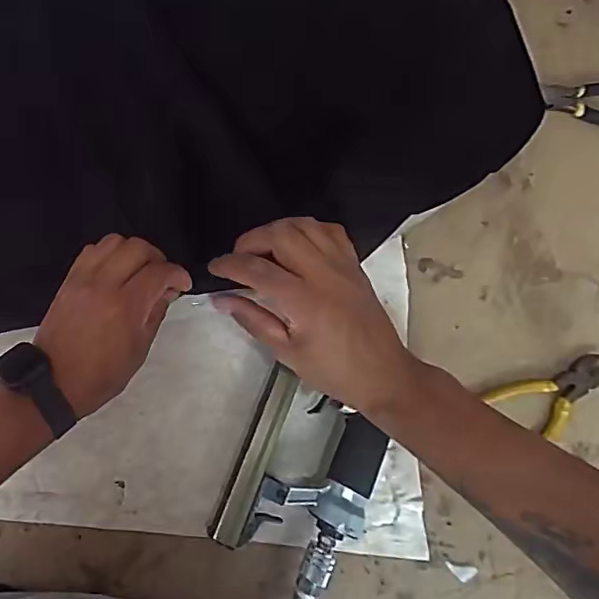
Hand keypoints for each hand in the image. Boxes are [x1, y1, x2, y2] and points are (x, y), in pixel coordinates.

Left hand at [34, 233, 191, 416]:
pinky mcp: (69, 279)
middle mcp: (103, 285)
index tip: (182, 283)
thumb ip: (155, 313)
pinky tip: (115, 271)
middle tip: (161, 276)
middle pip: (138, 247)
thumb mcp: (139, 350)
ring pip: (114, 241)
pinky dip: (109, 254)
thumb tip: (166, 291)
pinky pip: (92, 250)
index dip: (178, 274)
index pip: (159, 272)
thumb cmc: (101, 374)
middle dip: (158, 258)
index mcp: (125, 307)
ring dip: (132, 251)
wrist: (54, 381)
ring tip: (138, 270)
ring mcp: (83, 279)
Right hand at [208, 218, 426, 415]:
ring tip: (263, 249)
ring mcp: (342, 265)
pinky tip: (296, 245)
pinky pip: (329, 231)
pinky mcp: (354, 264)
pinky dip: (307, 230)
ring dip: (277, 230)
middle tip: (238, 258)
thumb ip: (253, 320)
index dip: (230, 264)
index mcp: (305, 301)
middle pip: (281, 235)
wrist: (383, 373)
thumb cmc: (334, 370)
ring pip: (305, 225)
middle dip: (251, 240)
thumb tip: (222, 299)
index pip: (258, 270)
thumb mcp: (287, 353)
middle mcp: (324, 275)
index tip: (215, 268)